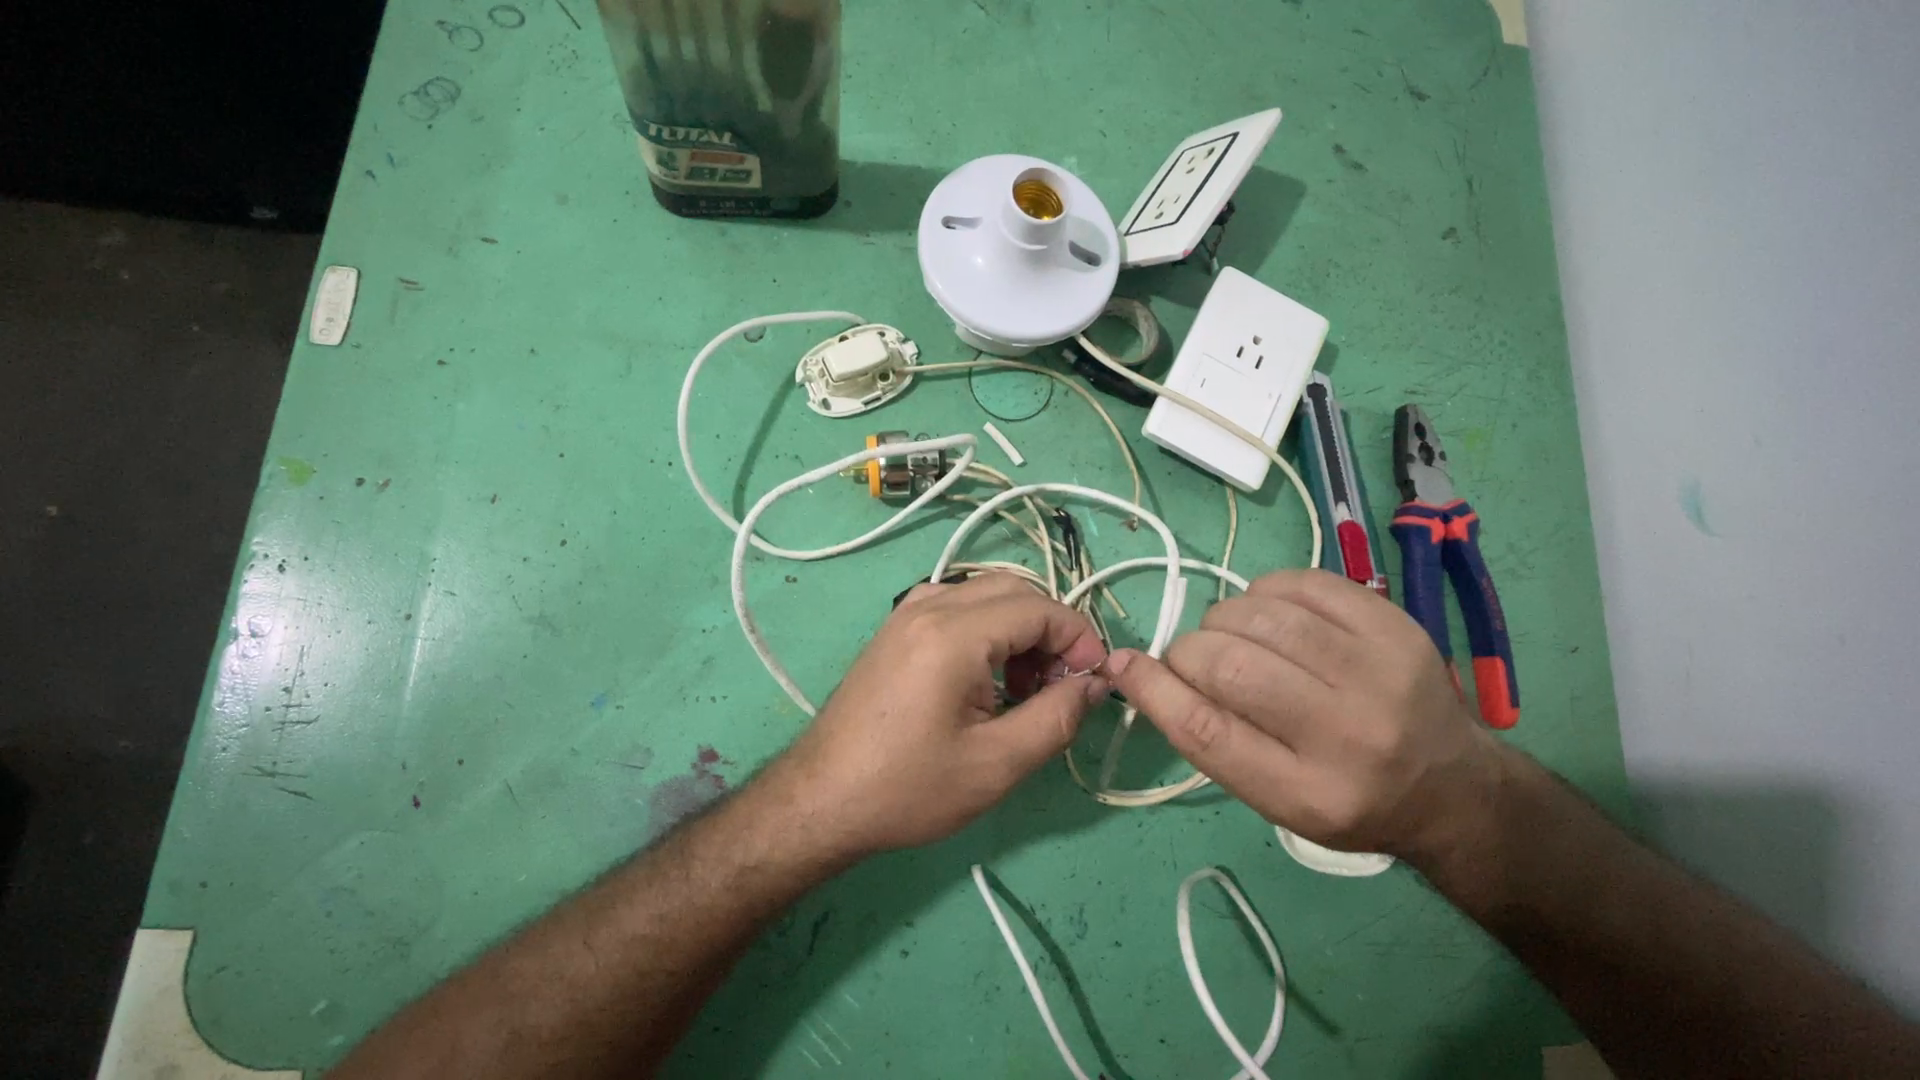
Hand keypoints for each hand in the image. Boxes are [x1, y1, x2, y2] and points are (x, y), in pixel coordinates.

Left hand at [763, 573, 1108, 857]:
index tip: (1095, 682)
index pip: (1039, 607)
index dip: (1079, 638)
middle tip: (1061, 686)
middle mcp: (927, 607)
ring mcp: (905, 615)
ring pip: (985, 595)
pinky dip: (986, 630)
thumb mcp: (997, 763)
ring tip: (1025, 690)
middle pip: (1014, 589)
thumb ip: (1057, 717)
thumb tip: (1094, 684)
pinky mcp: (894, 632)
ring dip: (1019, 629)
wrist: (821, 801)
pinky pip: (956, 608)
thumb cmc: (908, 788)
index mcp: (953, 633)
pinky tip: (986, 680)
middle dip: (1051, 631)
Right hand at [1102, 569, 1501, 862]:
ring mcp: (1380, 674)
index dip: (1153, 689)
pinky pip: (1303, 583)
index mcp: (1308, 795)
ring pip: (1262, 616)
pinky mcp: (1395, 627)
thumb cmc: (1344, 797)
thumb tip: (1132, 668)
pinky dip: (1265, 591)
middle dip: (1188, 652)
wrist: (1449, 786)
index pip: (1207, 730)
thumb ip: (1207, 736)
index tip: (1125, 665)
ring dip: (1224, 619)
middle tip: (1193, 659)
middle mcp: (1349, 736)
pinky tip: (1268, 612)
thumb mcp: (1272, 797)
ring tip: (1232, 635)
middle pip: (1230, 667)